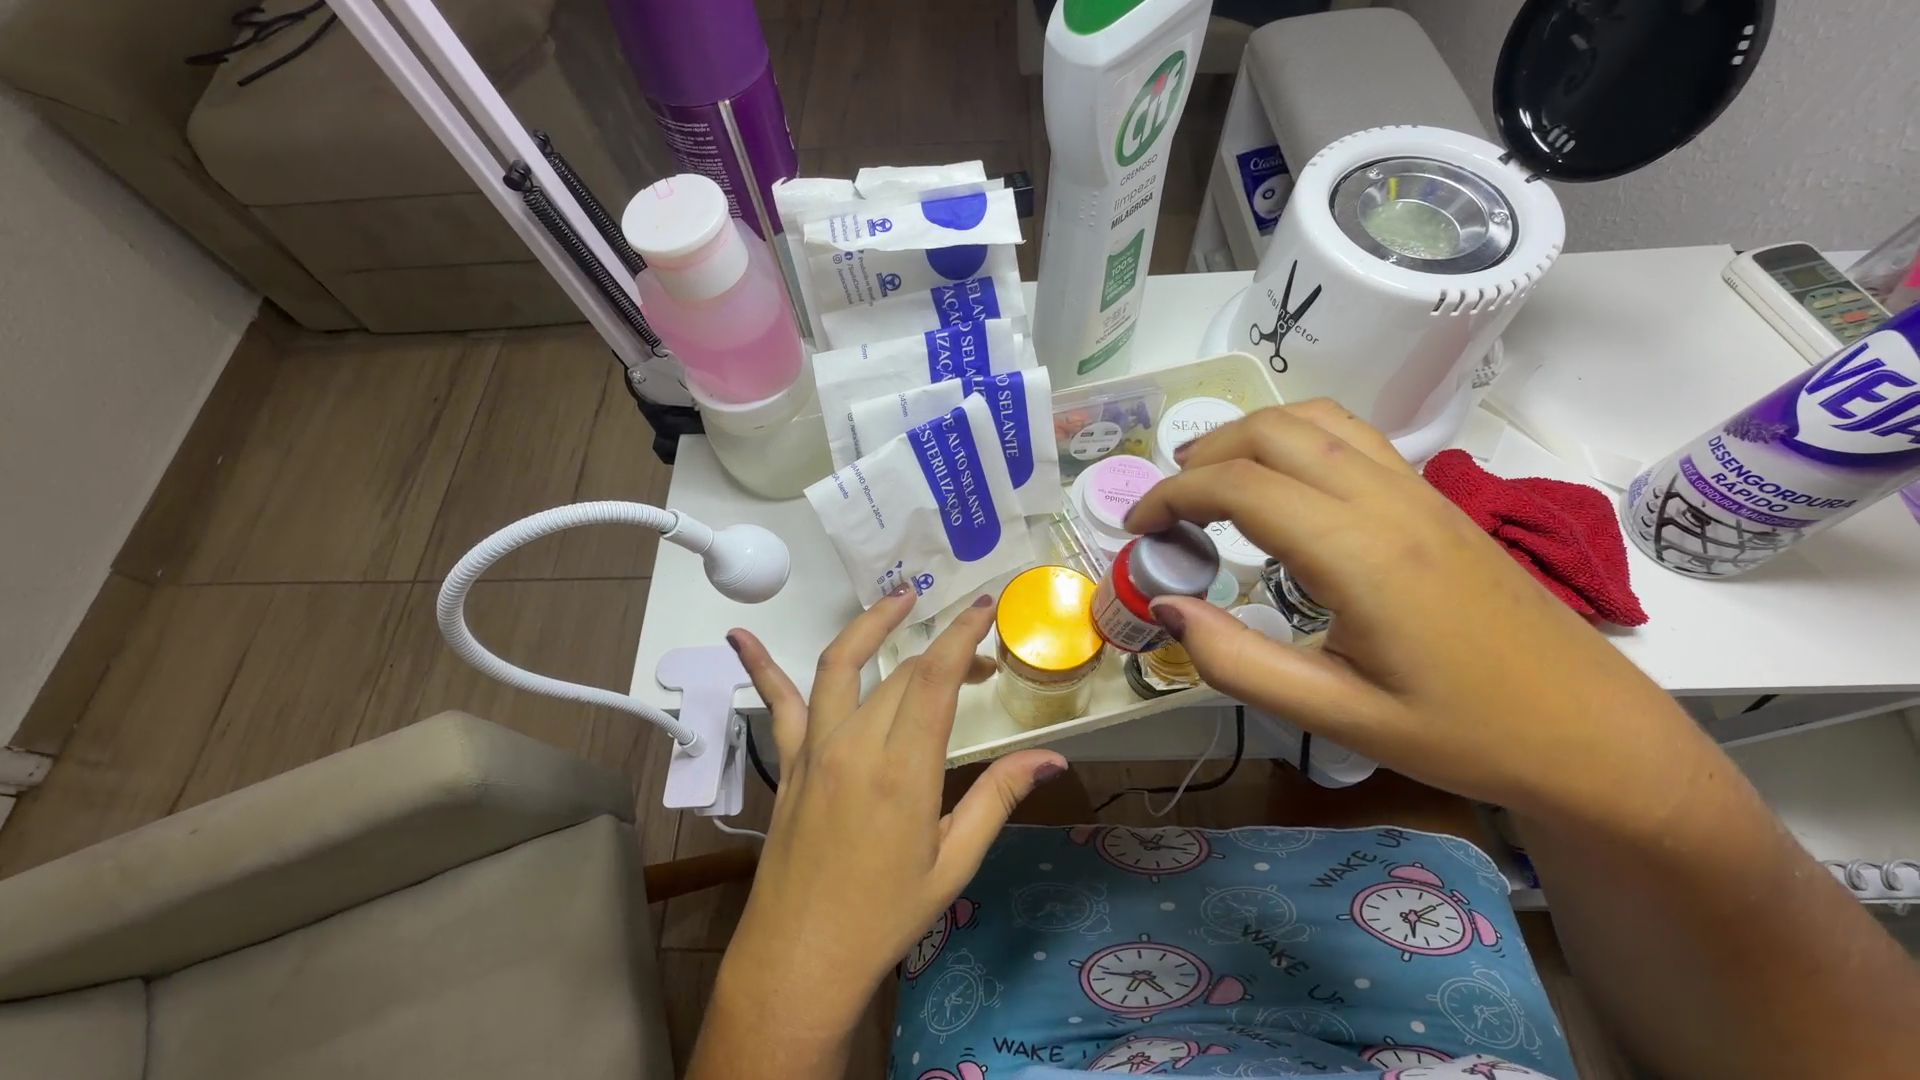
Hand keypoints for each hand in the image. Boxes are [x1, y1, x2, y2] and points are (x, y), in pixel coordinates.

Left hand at [717, 589, 1066, 1032]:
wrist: (800, 959)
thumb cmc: (884, 917)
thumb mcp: (953, 864)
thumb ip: (998, 799)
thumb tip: (1050, 757)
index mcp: (903, 770)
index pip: (937, 677)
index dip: (964, 635)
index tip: (986, 607)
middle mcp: (855, 745)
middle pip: (903, 671)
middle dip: (946, 650)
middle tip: (980, 660)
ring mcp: (815, 749)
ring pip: (840, 665)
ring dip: (871, 624)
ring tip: (901, 598)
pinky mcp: (790, 762)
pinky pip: (776, 703)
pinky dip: (758, 665)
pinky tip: (739, 635)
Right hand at [1123, 400, 1712, 833]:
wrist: (1591, 732)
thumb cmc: (1462, 733)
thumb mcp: (1337, 716)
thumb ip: (1239, 663)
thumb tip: (1166, 610)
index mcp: (1359, 551)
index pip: (1240, 485)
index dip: (1172, 496)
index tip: (1137, 531)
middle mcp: (1388, 501)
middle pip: (1274, 430)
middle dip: (1202, 454)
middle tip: (1165, 507)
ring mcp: (1418, 492)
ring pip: (1316, 419)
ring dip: (1249, 435)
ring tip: (1208, 481)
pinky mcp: (1435, 501)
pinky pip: (1351, 436)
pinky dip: (1293, 439)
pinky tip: (1281, 488)